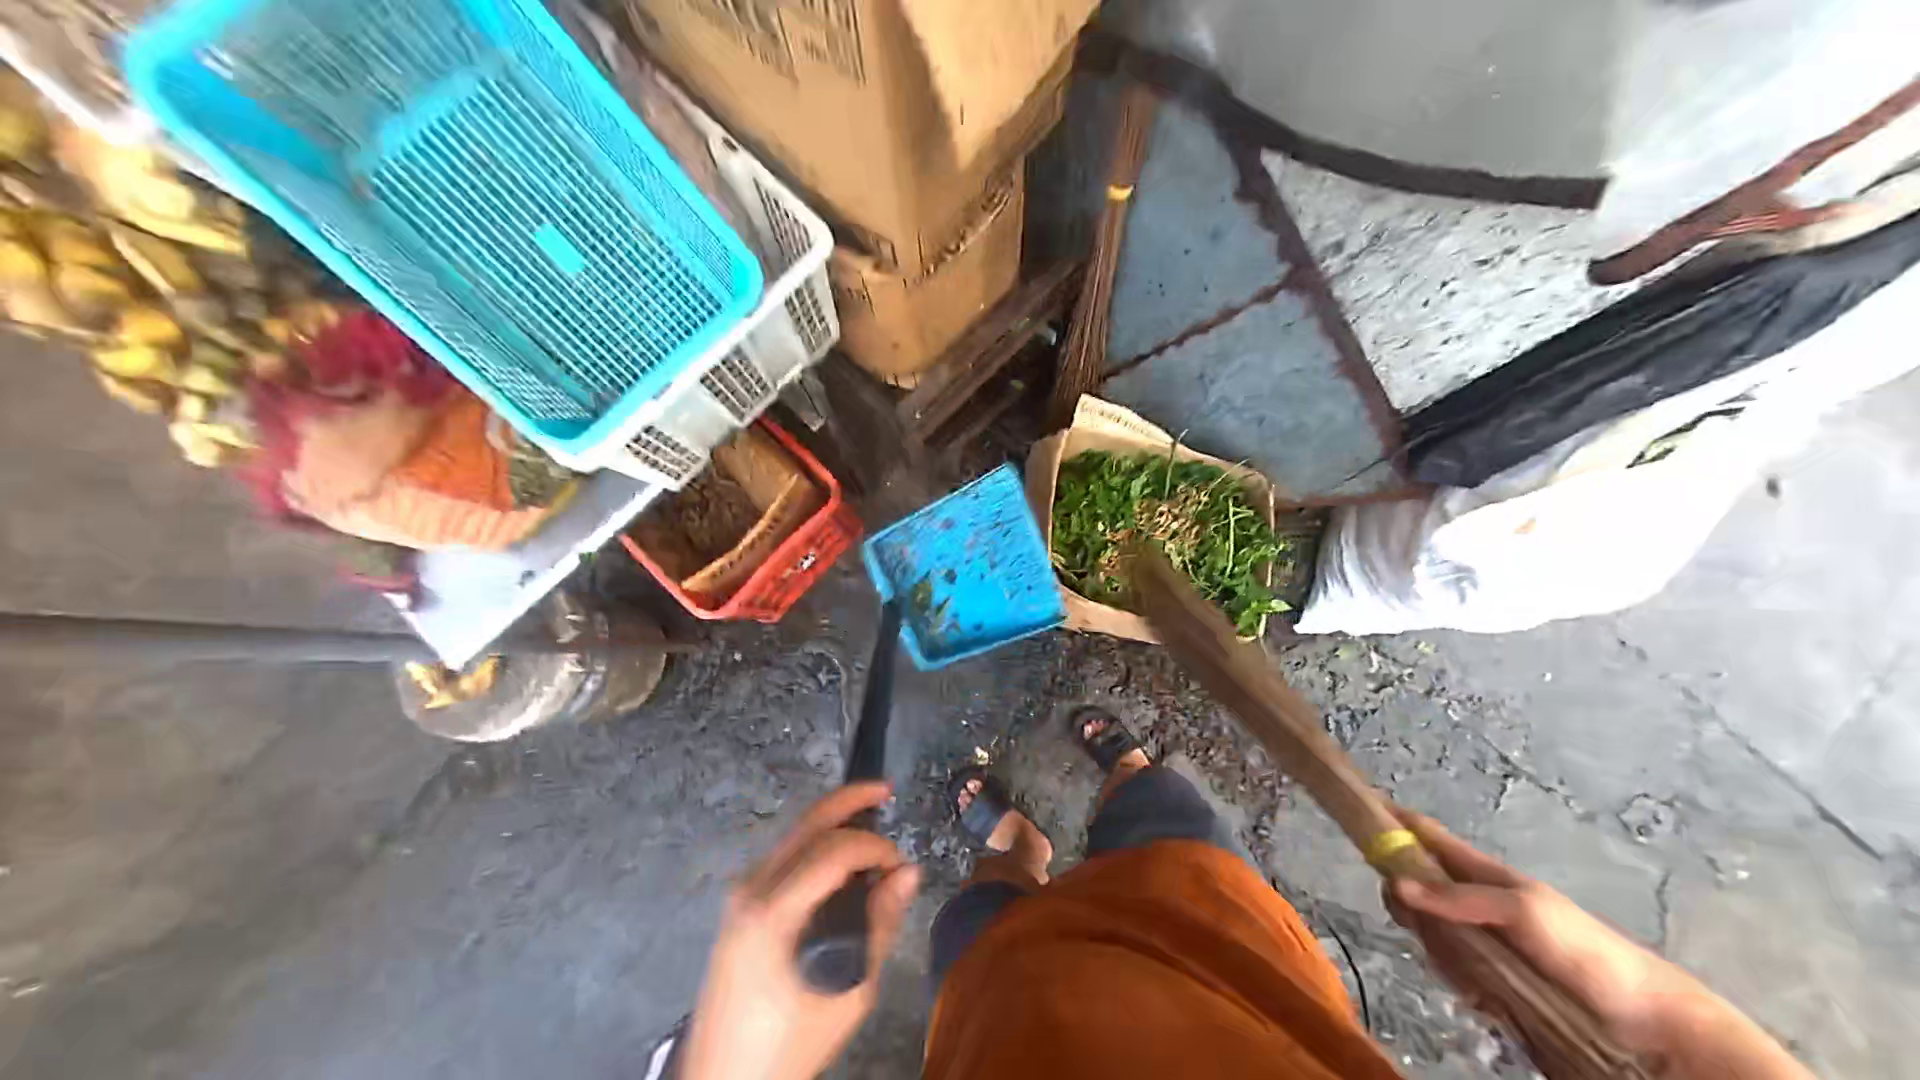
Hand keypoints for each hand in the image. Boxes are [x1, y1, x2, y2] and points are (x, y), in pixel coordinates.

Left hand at [680, 783, 920, 1079]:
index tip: (900, 865)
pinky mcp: (739, 901)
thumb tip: (909, 872)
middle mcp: (750, 888)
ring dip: (834, 823)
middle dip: (849, 800)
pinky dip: (817, 845)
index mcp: (772, 913)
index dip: (873, 846)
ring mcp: (740, 891)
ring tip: (873, 829)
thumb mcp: (847, 991)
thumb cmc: (789, 1042)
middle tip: (886, 790)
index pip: (831, 850)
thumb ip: (880, 925)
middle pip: (806, 824)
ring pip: (794, 834)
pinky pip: (784, 855)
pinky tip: (843, 859)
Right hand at [1385, 811, 1811, 1079]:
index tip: (1351, 808)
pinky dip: (1456, 978)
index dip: (1387, 816)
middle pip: (1409, 883)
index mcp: (1478, 869)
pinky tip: (1484, 997)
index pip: (1421, 831)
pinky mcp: (1487, 973)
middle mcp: (1469, 897)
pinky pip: (1447, 965)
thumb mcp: (1521, 911)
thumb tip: (1394, 883)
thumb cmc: (1583, 948)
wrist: (1646, 1021)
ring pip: (1424, 927)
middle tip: (1423, 927)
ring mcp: (1477, 935)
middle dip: (1407, 904)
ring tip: (1476, 976)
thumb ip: (1457, 897)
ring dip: (1438, 950)